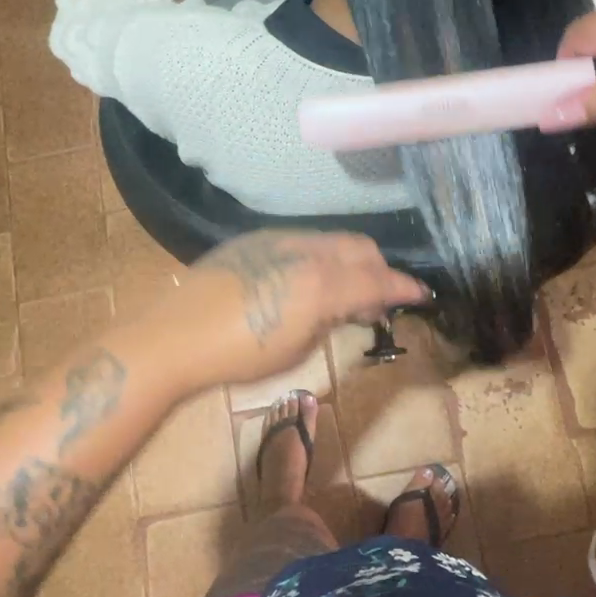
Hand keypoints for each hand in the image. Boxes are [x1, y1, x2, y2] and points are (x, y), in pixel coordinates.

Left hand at [122, 231, 429, 393]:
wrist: (174, 336)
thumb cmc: (237, 357)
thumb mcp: (296, 350)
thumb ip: (330, 320)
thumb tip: (348, 308)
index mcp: (320, 284)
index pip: (377, 280)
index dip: (404, 288)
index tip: (421, 296)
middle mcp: (305, 251)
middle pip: (360, 248)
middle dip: (378, 271)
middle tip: (379, 301)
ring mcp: (278, 239)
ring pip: (332, 240)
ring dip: (349, 262)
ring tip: (343, 293)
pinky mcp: (255, 239)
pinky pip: (304, 240)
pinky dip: (320, 257)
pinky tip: (307, 282)